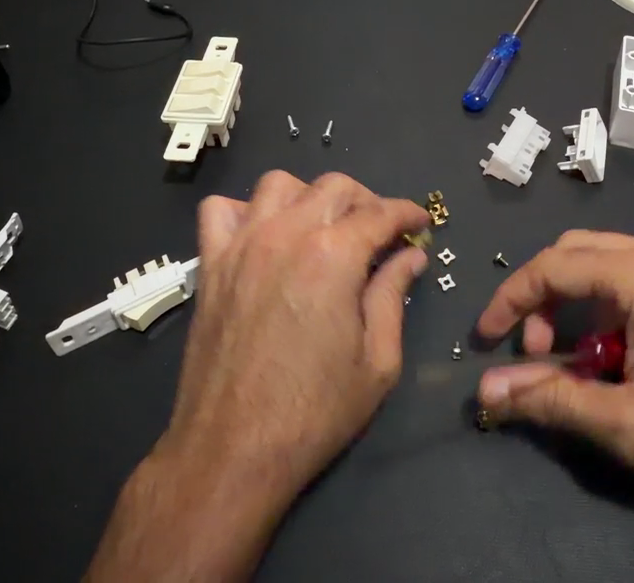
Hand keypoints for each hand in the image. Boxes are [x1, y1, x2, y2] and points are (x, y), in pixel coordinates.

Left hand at [88, 172, 429, 581]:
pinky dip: (246, 211)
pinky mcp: (211, 263)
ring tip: (323, 228)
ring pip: (279, 184)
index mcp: (334, 255)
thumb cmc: (315, 412)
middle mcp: (287, 233)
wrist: (232, 449)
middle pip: (334, 187)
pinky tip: (263, 237)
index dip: (408, 215)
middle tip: (380, 234)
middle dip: (366, 201)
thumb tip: (409, 258)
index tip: (421, 225)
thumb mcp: (377, 361)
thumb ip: (393, 297)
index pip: (381, 212)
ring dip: (309, 197)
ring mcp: (242, 244)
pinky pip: (221, 209)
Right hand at [474, 230, 633, 504]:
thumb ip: (551, 399)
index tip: (484, 340)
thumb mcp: (628, 424)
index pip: (551, 266)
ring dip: (573, 304)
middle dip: (541, 300)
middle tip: (534, 356)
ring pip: (602, 262)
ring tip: (574, 364)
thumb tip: (487, 389)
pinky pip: (632, 275)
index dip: (509, 300)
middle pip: (574, 253)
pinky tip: (615, 356)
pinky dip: (604, 306)